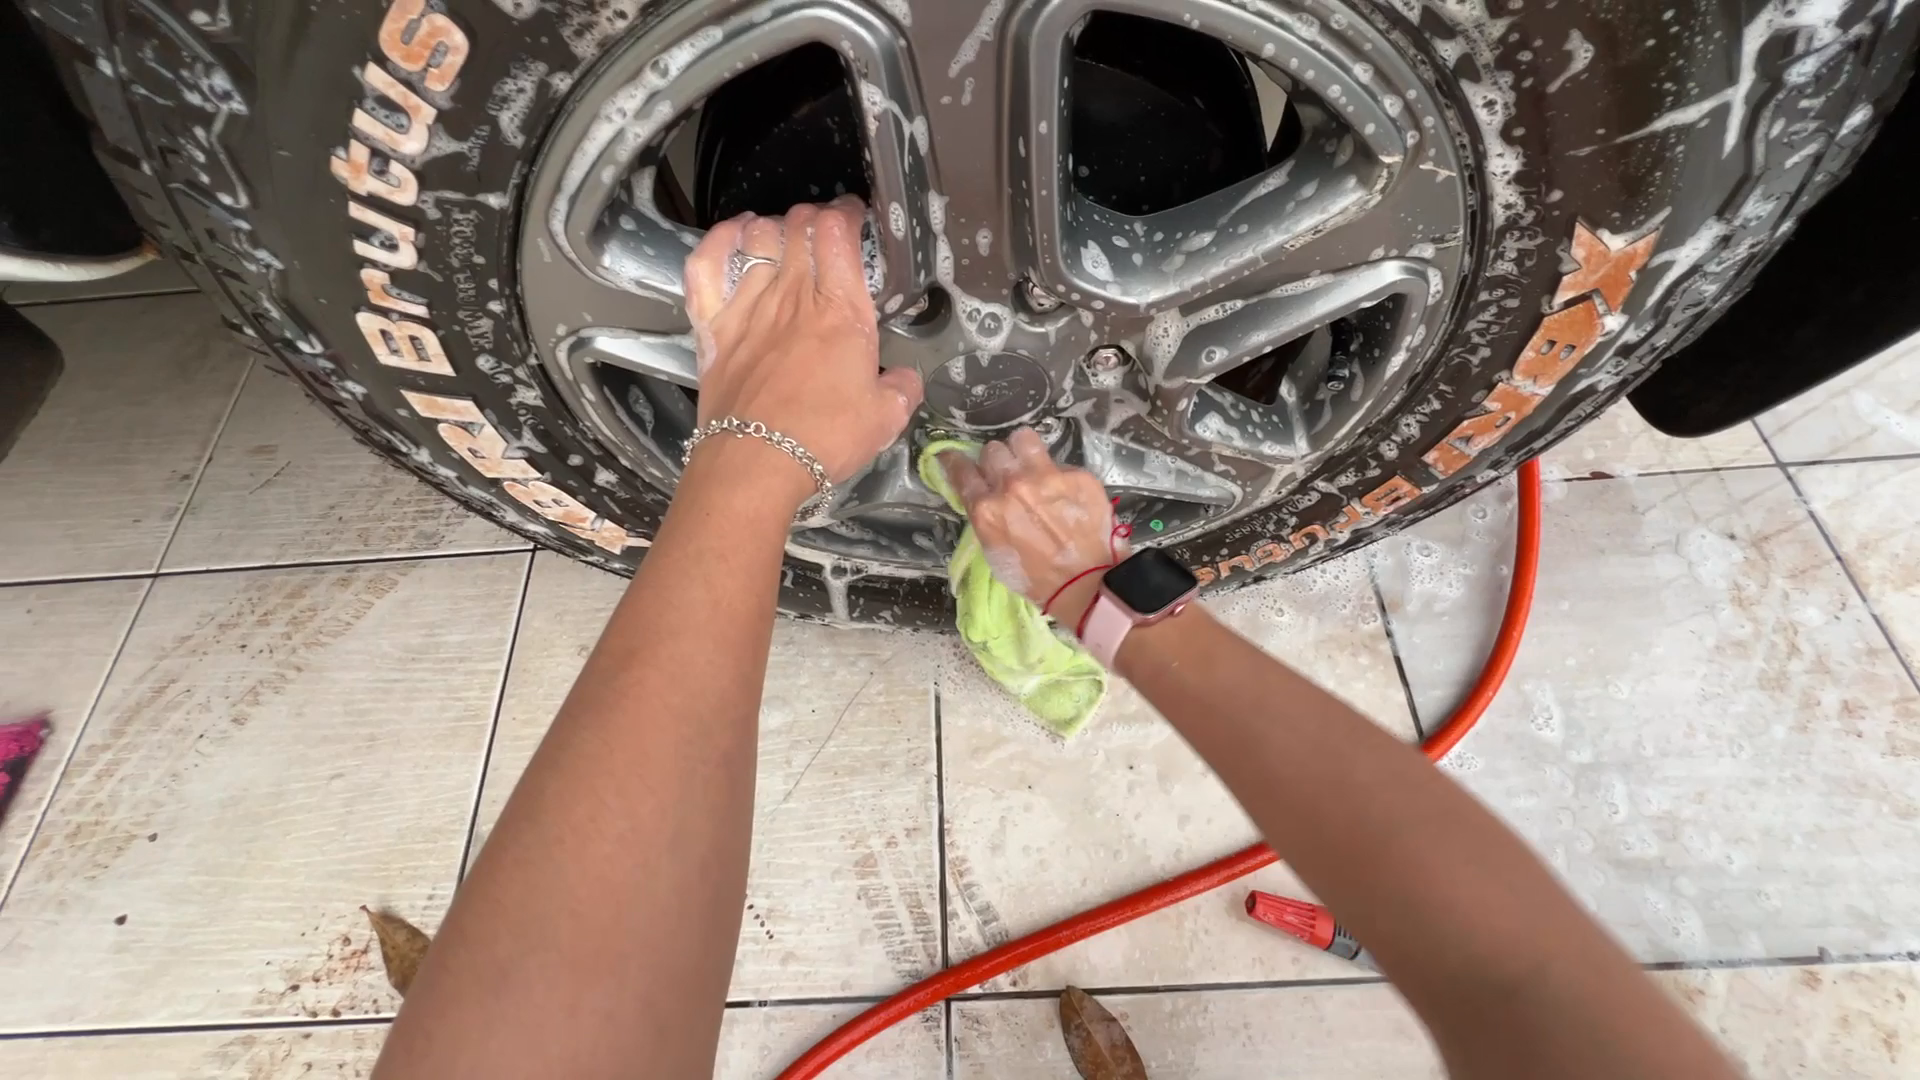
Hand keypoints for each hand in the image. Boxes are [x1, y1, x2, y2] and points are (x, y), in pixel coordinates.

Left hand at [684, 197, 923, 492]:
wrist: (758, 463)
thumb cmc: (825, 438)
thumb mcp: (886, 418)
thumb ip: (902, 389)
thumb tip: (906, 378)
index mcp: (841, 311)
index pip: (838, 233)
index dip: (847, 214)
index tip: (854, 218)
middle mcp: (793, 296)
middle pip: (798, 227)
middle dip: (814, 217)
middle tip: (824, 231)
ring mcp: (748, 307)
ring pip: (756, 238)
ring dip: (773, 226)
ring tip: (784, 236)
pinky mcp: (713, 326)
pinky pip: (706, 264)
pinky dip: (720, 240)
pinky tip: (735, 237)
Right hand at [939, 428, 1125, 626]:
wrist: (1085, 583)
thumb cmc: (1035, 577)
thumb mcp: (994, 551)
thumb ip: (987, 517)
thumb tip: (985, 498)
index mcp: (987, 509)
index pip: (961, 471)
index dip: (955, 461)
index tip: (954, 458)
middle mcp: (1012, 486)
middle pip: (992, 451)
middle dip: (995, 462)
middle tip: (1005, 475)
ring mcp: (1046, 476)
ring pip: (1022, 439)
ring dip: (1021, 450)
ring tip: (1030, 464)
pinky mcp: (1076, 475)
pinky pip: (1058, 462)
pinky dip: (1057, 474)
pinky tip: (1064, 492)